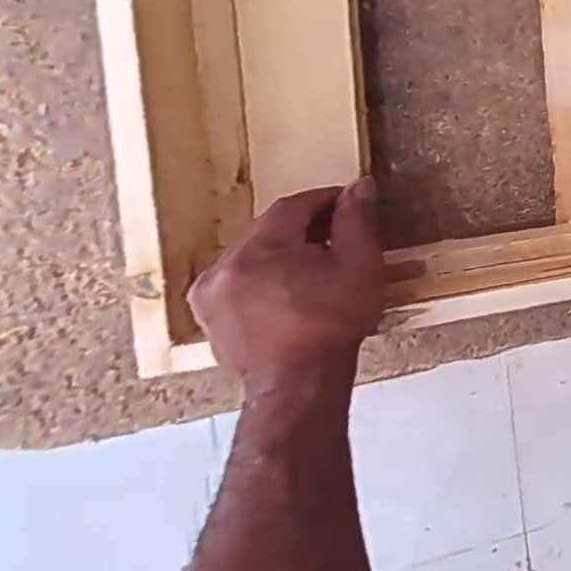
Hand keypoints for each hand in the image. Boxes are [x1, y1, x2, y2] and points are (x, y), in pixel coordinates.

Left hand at [189, 178, 385, 396]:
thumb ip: (358, 219)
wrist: (300, 384)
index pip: (292, 206)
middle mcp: (224, 268)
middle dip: (307, 226)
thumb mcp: (360, 263)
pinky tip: (295, 288)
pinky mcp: (210, 318)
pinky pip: (241, 279)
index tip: (350, 201)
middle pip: (270, 230)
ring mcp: (210, 296)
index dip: (325, 199)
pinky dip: (268, 274)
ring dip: (287, 250)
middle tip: (342, 233)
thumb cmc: (333, 324)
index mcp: (257, 251)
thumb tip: (359, 186)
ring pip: (255, 254)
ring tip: (321, 263)